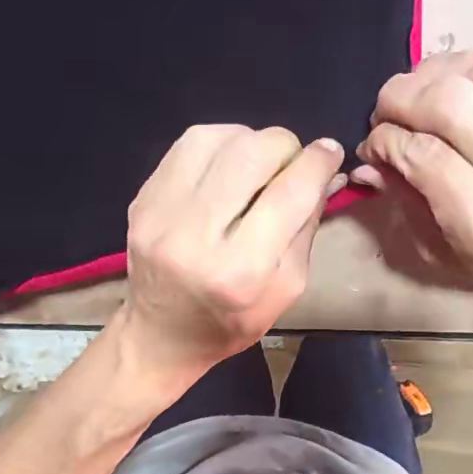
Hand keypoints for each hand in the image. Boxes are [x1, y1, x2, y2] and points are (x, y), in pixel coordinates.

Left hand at [117, 125, 345, 385]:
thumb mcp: (287, 289)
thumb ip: (306, 227)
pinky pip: (186, 145)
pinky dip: (217, 144)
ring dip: (249, 140)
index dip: (318, 162)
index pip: (288, 194)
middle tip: (290, 163)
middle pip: (250, 153)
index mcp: (240, 271)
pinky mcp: (142, 199)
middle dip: (284, 146)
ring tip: (256, 164)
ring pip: (216, 138)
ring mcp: (160, 214)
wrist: (160, 335)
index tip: (331, 151)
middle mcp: (195, 237)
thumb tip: (325, 171)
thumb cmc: (231, 321)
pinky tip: (225, 165)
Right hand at [351, 52, 472, 311]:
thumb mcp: (442, 250)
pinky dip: (459, 64)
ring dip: (427, 76)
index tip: (373, 144)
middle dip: (400, 99)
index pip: (425, 156)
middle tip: (384, 112)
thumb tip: (367, 158)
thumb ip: (403, 200)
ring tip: (410, 94)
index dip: (386, 140)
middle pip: (450, 105)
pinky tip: (442, 81)